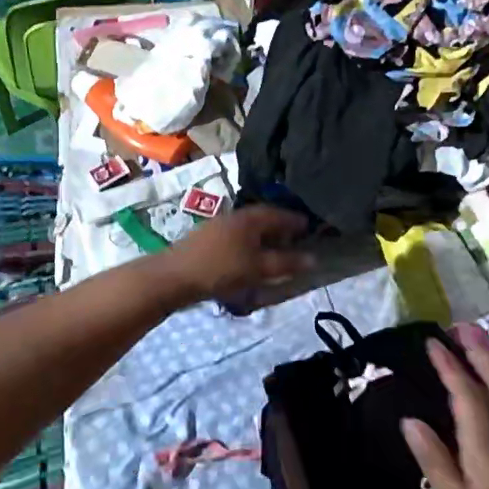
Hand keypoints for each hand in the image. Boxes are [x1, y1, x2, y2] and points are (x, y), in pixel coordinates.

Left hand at [157, 205, 312, 304]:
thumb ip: (285, 263)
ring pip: (247, 228)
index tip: (309, 227)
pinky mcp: (206, 240)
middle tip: (294, 241)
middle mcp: (234, 216)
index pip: (278, 213)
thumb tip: (313, 258)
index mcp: (249, 217)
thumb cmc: (221, 269)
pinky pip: (236, 237)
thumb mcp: (258, 268)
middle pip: (262, 218)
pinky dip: (248, 245)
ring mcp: (217, 226)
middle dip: (279, 228)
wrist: (175, 276)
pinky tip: (248, 259)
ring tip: (273, 252)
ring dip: (262, 238)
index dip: (295, 220)